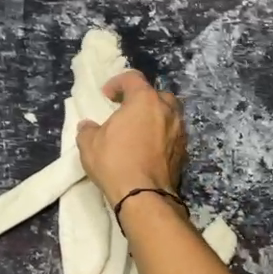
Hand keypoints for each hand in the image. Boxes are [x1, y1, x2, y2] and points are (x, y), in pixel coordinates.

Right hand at [76, 70, 187, 206]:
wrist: (144, 195)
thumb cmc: (114, 161)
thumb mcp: (89, 144)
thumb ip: (88, 130)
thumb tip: (88, 126)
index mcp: (144, 101)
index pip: (133, 78)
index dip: (117, 83)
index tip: (106, 96)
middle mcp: (166, 111)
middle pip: (157, 95)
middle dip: (142, 99)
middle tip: (126, 111)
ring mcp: (179, 131)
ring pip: (169, 115)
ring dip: (154, 118)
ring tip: (139, 131)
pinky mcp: (184, 151)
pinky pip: (172, 135)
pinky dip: (162, 136)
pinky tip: (148, 149)